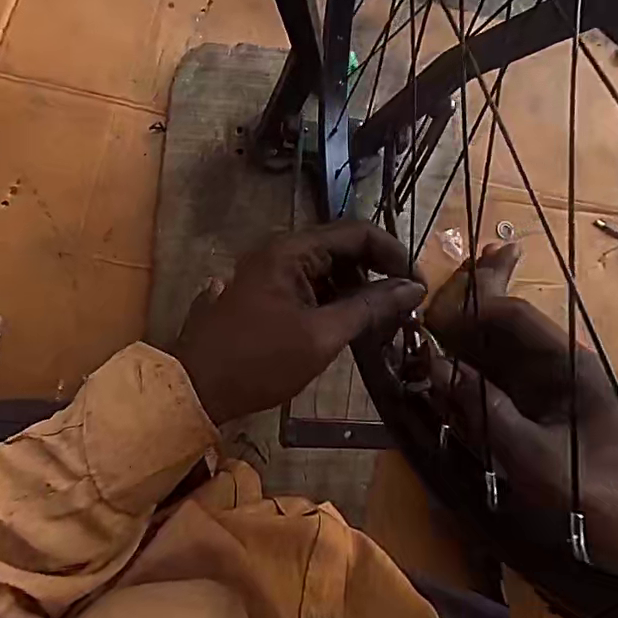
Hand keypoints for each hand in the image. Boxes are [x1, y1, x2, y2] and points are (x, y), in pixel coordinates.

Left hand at [170, 222, 425, 424]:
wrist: (199, 384)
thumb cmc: (260, 360)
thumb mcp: (322, 336)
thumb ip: (369, 307)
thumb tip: (413, 288)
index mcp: (291, 250)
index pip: (357, 232)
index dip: (394, 253)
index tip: (419, 286)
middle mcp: (282, 251)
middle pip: (344, 248)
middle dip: (378, 273)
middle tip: (407, 308)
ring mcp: (273, 270)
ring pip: (330, 269)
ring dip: (359, 289)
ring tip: (387, 321)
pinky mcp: (270, 292)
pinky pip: (313, 285)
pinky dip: (338, 301)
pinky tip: (356, 326)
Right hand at [422, 244, 617, 584]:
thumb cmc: (593, 504)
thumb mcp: (534, 459)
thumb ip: (484, 409)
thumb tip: (437, 365)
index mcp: (571, 367)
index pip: (514, 316)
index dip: (469, 310)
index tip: (427, 321)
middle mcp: (556, 369)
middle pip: (497, 332)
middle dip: (455, 334)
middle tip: (414, 342)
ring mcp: (544, 390)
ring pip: (488, 357)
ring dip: (455, 361)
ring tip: (421, 371)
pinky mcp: (532, 412)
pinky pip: (490, 384)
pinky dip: (464, 386)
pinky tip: (442, 396)